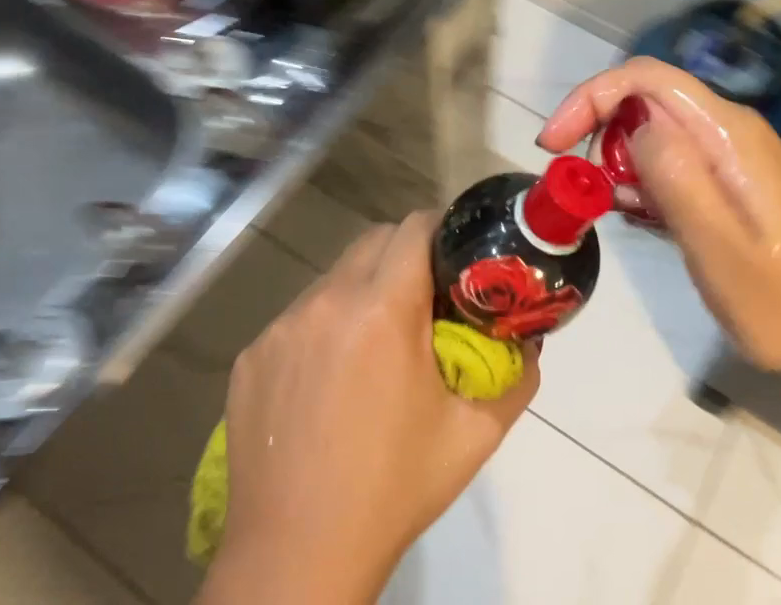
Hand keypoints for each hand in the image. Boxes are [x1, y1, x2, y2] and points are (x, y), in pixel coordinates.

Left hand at [202, 213, 539, 602]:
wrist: (297, 554)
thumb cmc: (395, 489)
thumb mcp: (476, 435)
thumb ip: (516, 376)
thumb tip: (530, 342)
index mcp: (383, 310)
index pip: (415, 227)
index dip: (444, 230)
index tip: (461, 254)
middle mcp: (325, 303)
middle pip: (374, 242)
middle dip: (408, 254)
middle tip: (431, 297)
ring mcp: (280, 329)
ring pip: (333, 279)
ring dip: (364, 291)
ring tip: (380, 344)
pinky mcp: (251, 357)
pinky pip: (298, 319)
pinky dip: (325, 328)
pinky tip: (333, 381)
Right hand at [539, 57, 780, 380]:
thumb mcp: (720, 248)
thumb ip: (676, 179)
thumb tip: (633, 125)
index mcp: (729, 134)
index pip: (646, 78)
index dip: (591, 97)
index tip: (552, 145)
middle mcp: (729, 132)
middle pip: (646, 100)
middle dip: (599, 132)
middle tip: (582, 191)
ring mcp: (730, 158)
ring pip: (654, 133)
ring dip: (618, 163)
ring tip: (610, 214)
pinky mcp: (728, 185)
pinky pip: (671, 165)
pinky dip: (642, 184)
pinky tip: (640, 221)